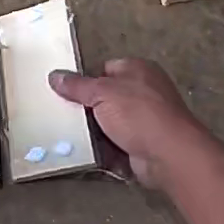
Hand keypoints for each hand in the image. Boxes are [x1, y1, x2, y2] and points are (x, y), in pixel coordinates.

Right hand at [48, 58, 211, 187]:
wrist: (168, 153)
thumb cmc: (137, 113)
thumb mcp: (102, 93)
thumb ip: (77, 86)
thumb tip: (55, 76)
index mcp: (138, 69)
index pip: (106, 68)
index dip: (87, 80)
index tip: (66, 93)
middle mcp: (144, 91)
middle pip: (107, 97)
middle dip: (88, 109)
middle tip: (64, 118)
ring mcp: (145, 119)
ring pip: (111, 123)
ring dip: (95, 132)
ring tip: (70, 139)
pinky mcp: (144, 143)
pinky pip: (118, 144)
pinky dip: (106, 150)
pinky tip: (89, 155)